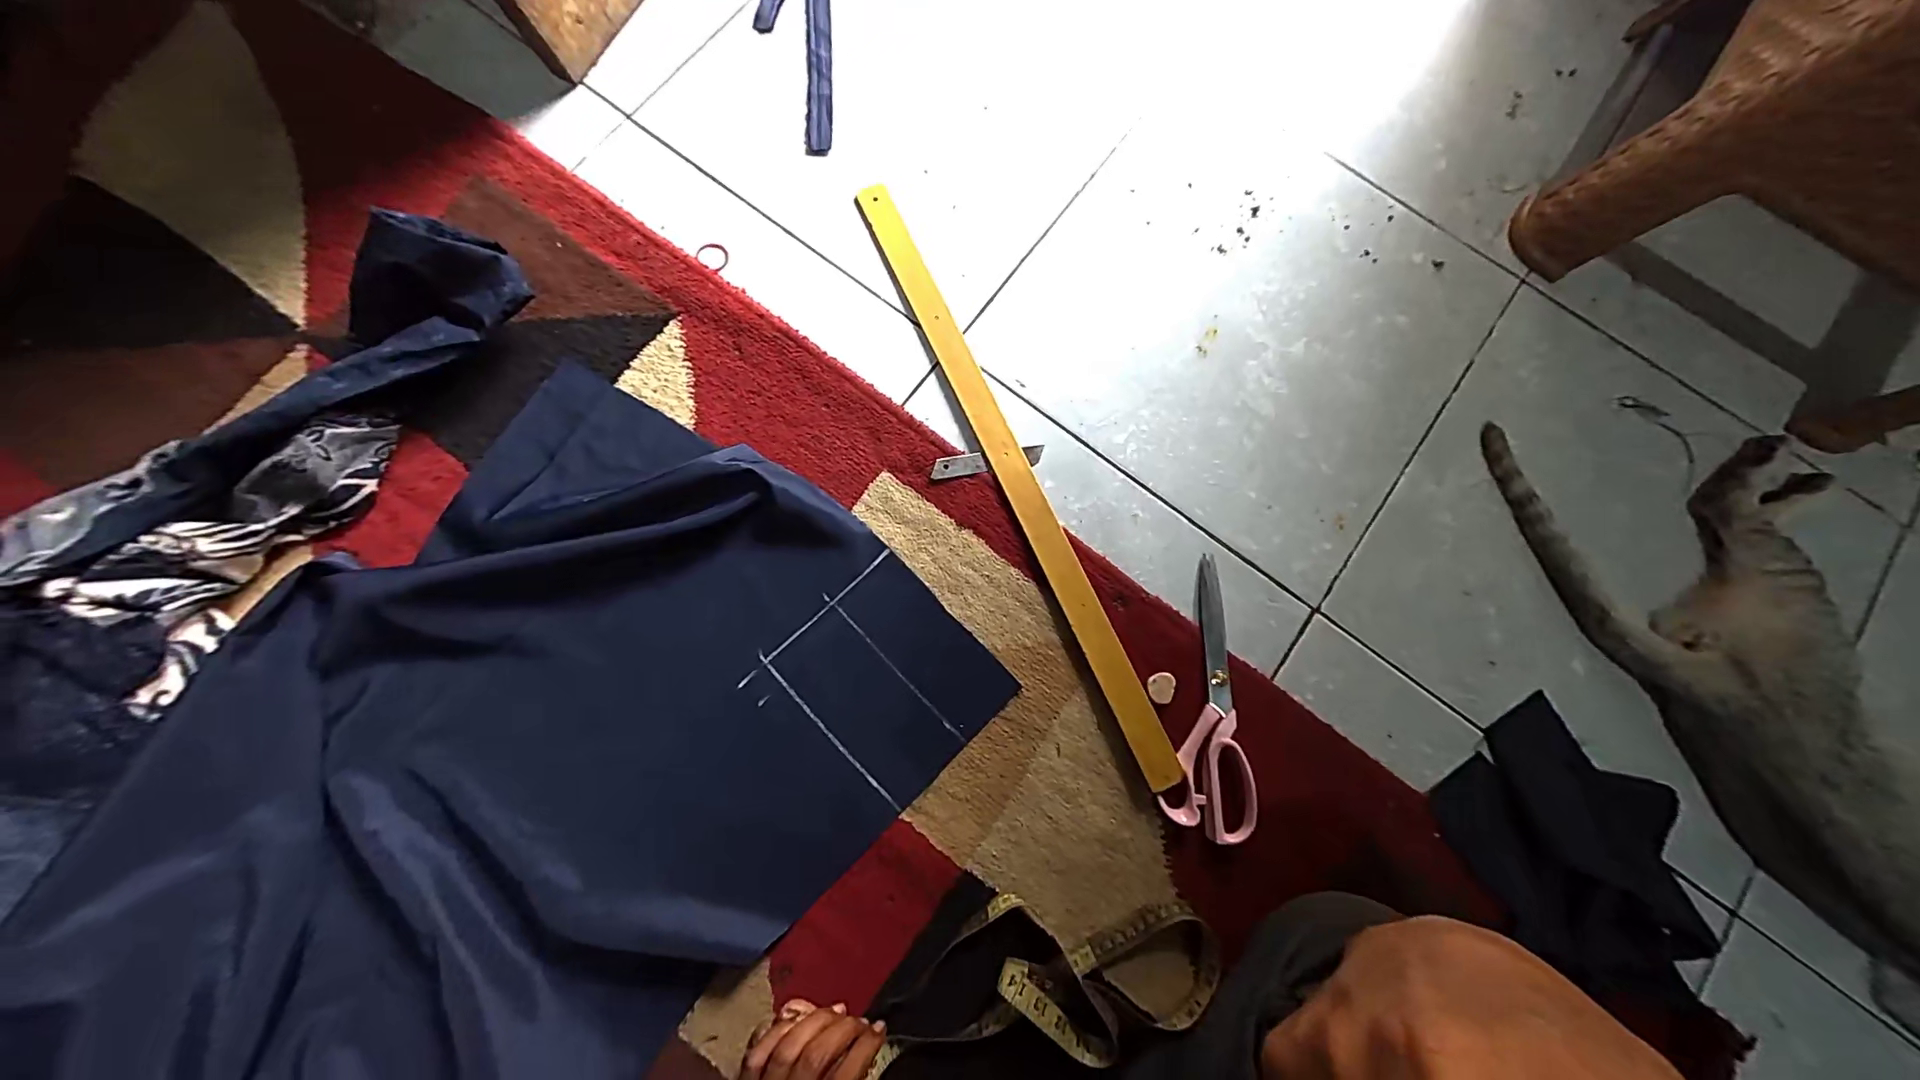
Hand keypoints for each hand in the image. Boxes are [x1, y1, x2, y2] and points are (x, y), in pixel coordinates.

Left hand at [741, 999, 887, 1079]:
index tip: (879, 1029)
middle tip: (860, 1021)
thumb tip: (864, 1062)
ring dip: (815, 1021)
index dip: (865, 1047)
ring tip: (836, 1012)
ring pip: (787, 1047)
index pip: (845, 1077)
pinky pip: (758, 1054)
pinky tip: (797, 1020)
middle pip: (815, 1055)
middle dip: (843, 1029)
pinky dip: (778, 1031)